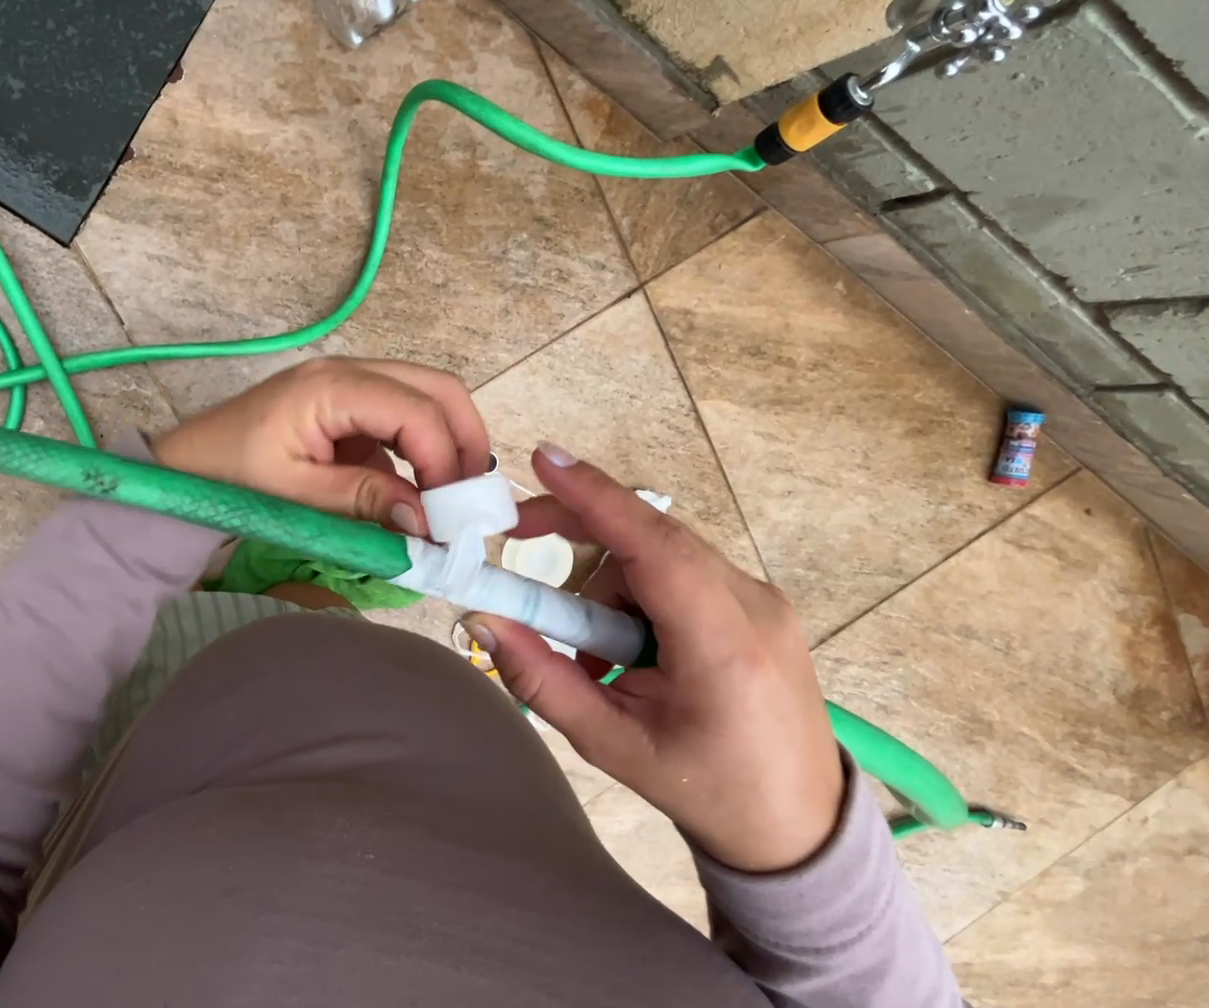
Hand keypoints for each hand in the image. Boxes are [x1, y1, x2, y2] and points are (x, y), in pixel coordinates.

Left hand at [151, 358, 491, 533]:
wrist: (184, 466)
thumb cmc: (227, 476)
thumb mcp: (295, 496)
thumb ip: (363, 501)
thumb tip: (426, 521)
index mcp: (331, 387)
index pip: (417, 410)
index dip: (445, 462)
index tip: (453, 516)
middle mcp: (347, 372)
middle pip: (435, 388)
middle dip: (464, 441)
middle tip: (471, 500)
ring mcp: (347, 385)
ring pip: (424, 399)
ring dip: (445, 445)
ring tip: (449, 502)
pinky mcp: (345, 408)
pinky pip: (398, 421)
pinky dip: (417, 454)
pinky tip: (415, 494)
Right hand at [462, 444, 842, 872]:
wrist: (800, 827)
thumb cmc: (707, 790)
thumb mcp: (611, 743)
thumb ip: (542, 679)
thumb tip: (484, 620)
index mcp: (724, 644)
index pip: (655, 546)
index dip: (596, 497)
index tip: (543, 458)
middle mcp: (753, 604)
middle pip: (647, 537)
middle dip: (577, 533)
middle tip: (514, 540)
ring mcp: (762, 599)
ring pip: (656, 553)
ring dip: (606, 586)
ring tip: (598, 658)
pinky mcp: (757, 603)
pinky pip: (678, 569)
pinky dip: (634, 592)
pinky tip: (629, 647)